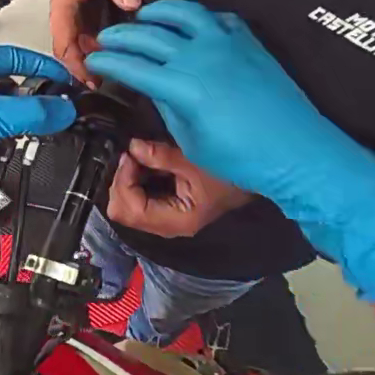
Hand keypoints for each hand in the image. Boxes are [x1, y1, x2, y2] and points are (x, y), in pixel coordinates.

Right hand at [49, 0, 140, 82]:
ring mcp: (70, 26)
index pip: (64, 47)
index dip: (76, 66)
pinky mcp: (79, 25)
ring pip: (76, 53)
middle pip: (68, 56)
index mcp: (62, 11)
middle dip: (83, 72)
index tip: (91, 79)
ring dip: (90, 65)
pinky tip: (111, 61)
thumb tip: (132, 2)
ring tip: (110, 77)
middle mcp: (63, 23)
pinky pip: (84, 46)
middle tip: (103, 84)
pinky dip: (95, 55)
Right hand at [84, 1, 374, 298]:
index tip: (93, 62)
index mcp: (182, 86)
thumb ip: (168, 107)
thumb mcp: (191, 141)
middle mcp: (201, 56)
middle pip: (149, 35)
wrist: (295, 151)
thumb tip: (155, 88)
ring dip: (157, 12)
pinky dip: (196, 16)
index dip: (108, 63)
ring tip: (142, 16)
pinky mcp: (249, 42)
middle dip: (121, 36)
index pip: (133, 66)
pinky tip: (189, 22)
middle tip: (106, 40)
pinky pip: (216, 17)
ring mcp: (228, 44)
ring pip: (183, 13)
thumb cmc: (242, 158)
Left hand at [105, 139, 250, 236]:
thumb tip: (133, 147)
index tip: (130, 156)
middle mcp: (166, 226)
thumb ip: (160, 156)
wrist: (253, 180)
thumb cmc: (230, 174)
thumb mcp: (195, 161)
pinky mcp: (165, 210)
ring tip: (138, 159)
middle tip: (132, 157)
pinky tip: (145, 165)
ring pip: (126, 207)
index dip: (124, 181)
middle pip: (122, 211)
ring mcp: (164, 219)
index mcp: (175, 220)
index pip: (129, 209)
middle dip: (121, 182)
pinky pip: (137, 200)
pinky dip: (135, 182)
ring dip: (126, 181)